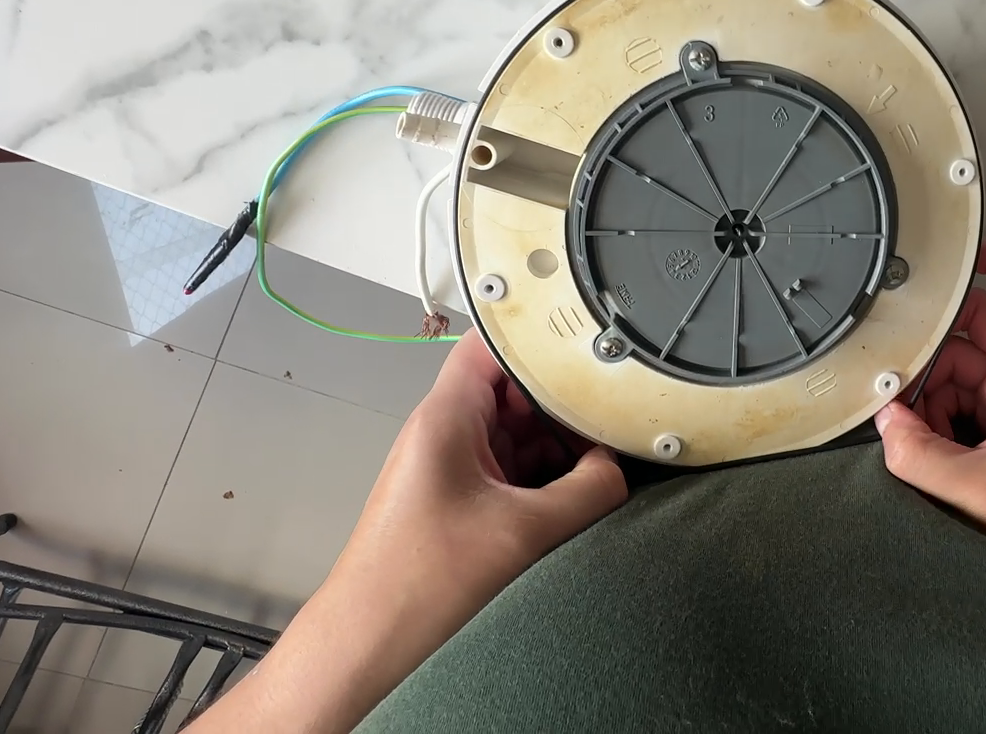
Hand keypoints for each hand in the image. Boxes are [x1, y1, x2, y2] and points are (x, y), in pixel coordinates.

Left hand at [195, 334, 625, 733]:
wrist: (365, 653)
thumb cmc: (410, 590)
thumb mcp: (523, 532)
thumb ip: (588, 490)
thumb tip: (620, 470)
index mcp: (447, 419)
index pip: (492, 343)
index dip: (537, 332)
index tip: (581, 334)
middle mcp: (449, 433)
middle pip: (520, 388)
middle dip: (567, 402)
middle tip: (608, 414)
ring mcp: (458, 465)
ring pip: (524, 429)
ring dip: (563, 444)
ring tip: (600, 462)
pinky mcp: (466, 496)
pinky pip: (519, 466)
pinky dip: (552, 475)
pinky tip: (580, 493)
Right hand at [874, 240, 985, 583]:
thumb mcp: (981, 490)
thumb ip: (920, 454)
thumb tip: (883, 420)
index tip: (963, 251)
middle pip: (978, 330)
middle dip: (935, 344)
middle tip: (894, 358)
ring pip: (961, 369)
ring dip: (929, 389)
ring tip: (905, 422)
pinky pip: (959, 404)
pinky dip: (935, 416)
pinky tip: (918, 442)